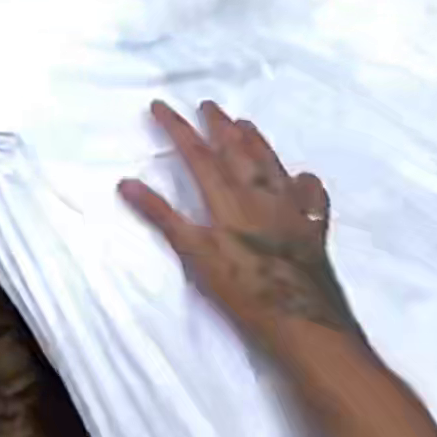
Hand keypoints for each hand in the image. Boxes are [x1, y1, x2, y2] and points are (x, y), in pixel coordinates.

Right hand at [118, 101, 361, 349]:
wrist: (310, 331)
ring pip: (273, 170)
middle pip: (240, 155)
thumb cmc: (243, 290)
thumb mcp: (193, 253)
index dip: (177, 128)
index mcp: (228, 201)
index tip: (160, 106)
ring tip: (247, 124)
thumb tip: (124, 181)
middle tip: (209, 105)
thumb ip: (161, 215)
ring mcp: (291, 217)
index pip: (198, 155)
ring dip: (258, 145)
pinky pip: (312, 204)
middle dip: (221, 128)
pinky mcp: (313, 236)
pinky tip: (307, 178)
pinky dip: (308, 187)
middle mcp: (261, 201)